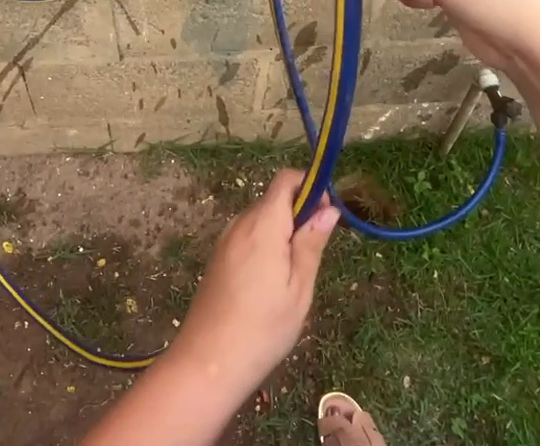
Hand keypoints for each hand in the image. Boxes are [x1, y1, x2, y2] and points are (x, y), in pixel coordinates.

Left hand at [164, 170, 338, 401]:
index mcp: (262, 224)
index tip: (327, 216)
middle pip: (274, 199)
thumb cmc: (263, 327)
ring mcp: (225, 239)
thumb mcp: (299, 287)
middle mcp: (240, 223)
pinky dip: (266, 244)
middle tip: (315, 254)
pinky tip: (271, 283)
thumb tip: (329, 208)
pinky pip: (248, 236)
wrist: (209, 360)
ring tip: (294, 276)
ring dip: (283, 232)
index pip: (285, 180)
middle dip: (300, 214)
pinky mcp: (219, 256)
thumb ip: (312, 243)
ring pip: (262, 219)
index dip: (310, 188)